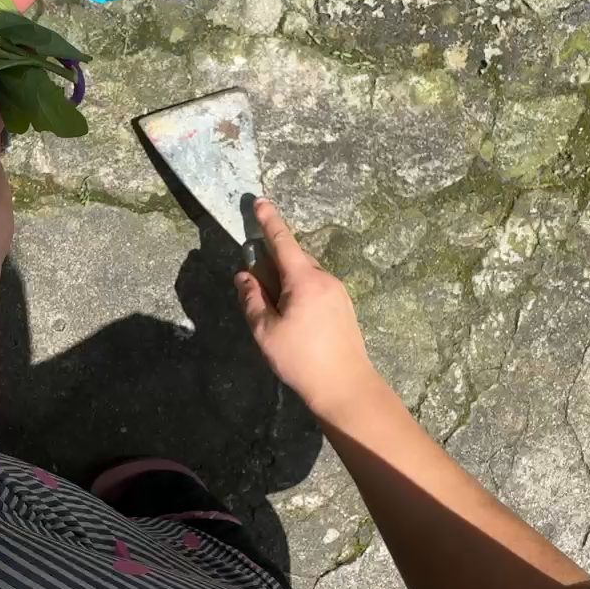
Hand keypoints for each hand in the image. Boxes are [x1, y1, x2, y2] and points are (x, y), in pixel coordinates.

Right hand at [236, 198, 384, 418]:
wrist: (345, 387)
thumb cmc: (302, 360)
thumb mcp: (266, 331)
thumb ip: (252, 300)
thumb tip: (243, 277)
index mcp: (305, 280)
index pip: (283, 242)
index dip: (269, 221)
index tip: (259, 202)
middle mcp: (325, 279)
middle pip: (295, 258)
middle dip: (274, 259)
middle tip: (255, 277)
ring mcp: (338, 292)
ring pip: (306, 274)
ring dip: (286, 279)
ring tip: (272, 306)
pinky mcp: (343, 307)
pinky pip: (316, 287)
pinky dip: (298, 290)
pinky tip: (291, 315)